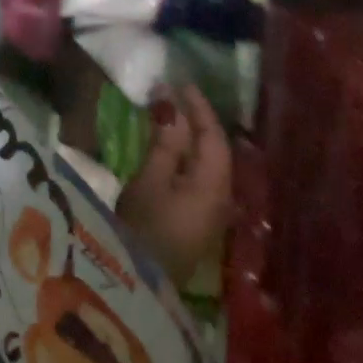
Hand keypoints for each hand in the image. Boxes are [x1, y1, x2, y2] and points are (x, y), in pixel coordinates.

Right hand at [114, 85, 232, 286]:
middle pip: (214, 150)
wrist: (142, 281)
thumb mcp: (150, 180)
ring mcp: (210, 211)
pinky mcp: (196, 220)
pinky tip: (169, 147)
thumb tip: (171, 105)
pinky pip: (198, 176)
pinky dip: (185, 154)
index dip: (198, 107)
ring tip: (168, 114)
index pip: (212, 137)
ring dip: (190, 137)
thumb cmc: (145, 226)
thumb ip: (164, 143)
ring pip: (206, 163)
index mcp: (214, 184)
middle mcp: (221, 196)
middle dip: (196, 119)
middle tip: (172, 93)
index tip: (178, 81)